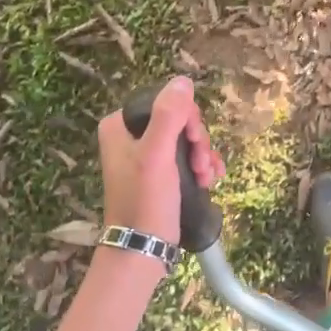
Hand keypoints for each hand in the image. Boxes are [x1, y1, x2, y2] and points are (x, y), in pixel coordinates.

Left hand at [95, 76, 225, 244]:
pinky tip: (210, 180)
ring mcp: (145, 157)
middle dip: (197, 141)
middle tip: (201, 165)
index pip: (165, 102)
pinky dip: (202, 167)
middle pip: (179, 121)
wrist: (143, 250)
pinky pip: (187, 158)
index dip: (187, 119)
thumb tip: (183, 80)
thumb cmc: (145, 201)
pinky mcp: (158, 176)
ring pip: (186, 140)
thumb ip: (169, 116)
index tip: (194, 142)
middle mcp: (129, 137)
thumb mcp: (156, 155)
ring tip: (206, 178)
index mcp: (119, 125)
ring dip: (203, 156)